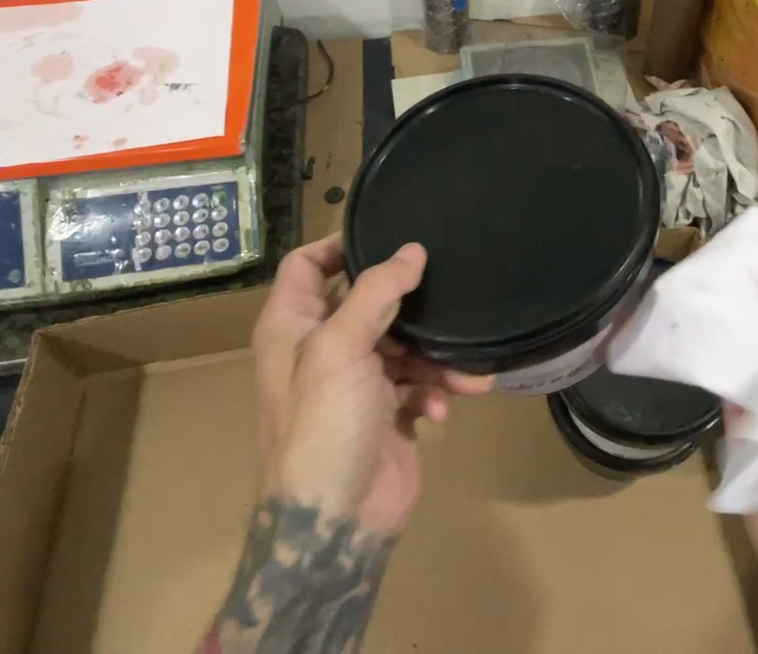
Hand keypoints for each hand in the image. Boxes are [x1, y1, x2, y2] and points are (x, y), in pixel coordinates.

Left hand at [251, 232, 492, 535]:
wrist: (337, 522)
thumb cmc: (323, 425)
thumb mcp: (339, 348)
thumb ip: (375, 292)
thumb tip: (412, 250)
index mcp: (293, 326)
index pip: (307, 265)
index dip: (339, 244)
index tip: (388, 234)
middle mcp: (322, 348)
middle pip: (368, 301)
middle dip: (408, 302)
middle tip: (447, 289)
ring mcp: (358, 381)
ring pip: (404, 344)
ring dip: (435, 356)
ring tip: (463, 370)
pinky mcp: (389, 411)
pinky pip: (420, 383)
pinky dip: (436, 391)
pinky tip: (445, 408)